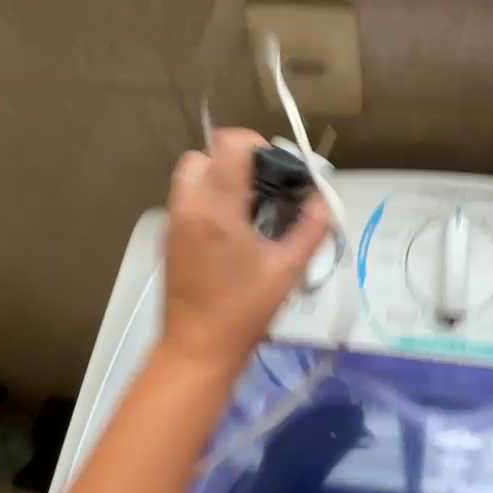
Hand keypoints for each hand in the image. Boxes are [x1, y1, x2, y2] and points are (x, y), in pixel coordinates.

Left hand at [161, 129, 330, 372]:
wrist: (198, 348)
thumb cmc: (245, 310)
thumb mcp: (288, 269)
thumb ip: (311, 228)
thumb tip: (325, 200)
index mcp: (217, 208)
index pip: (229, 144)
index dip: (255, 144)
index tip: (276, 168)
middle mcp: (189, 206)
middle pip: (203, 154)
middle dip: (233, 160)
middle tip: (260, 186)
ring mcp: (173, 222)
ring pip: (190, 175)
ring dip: (217, 177)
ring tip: (246, 206)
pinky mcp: (168, 238)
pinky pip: (185, 199)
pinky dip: (206, 198)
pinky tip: (230, 230)